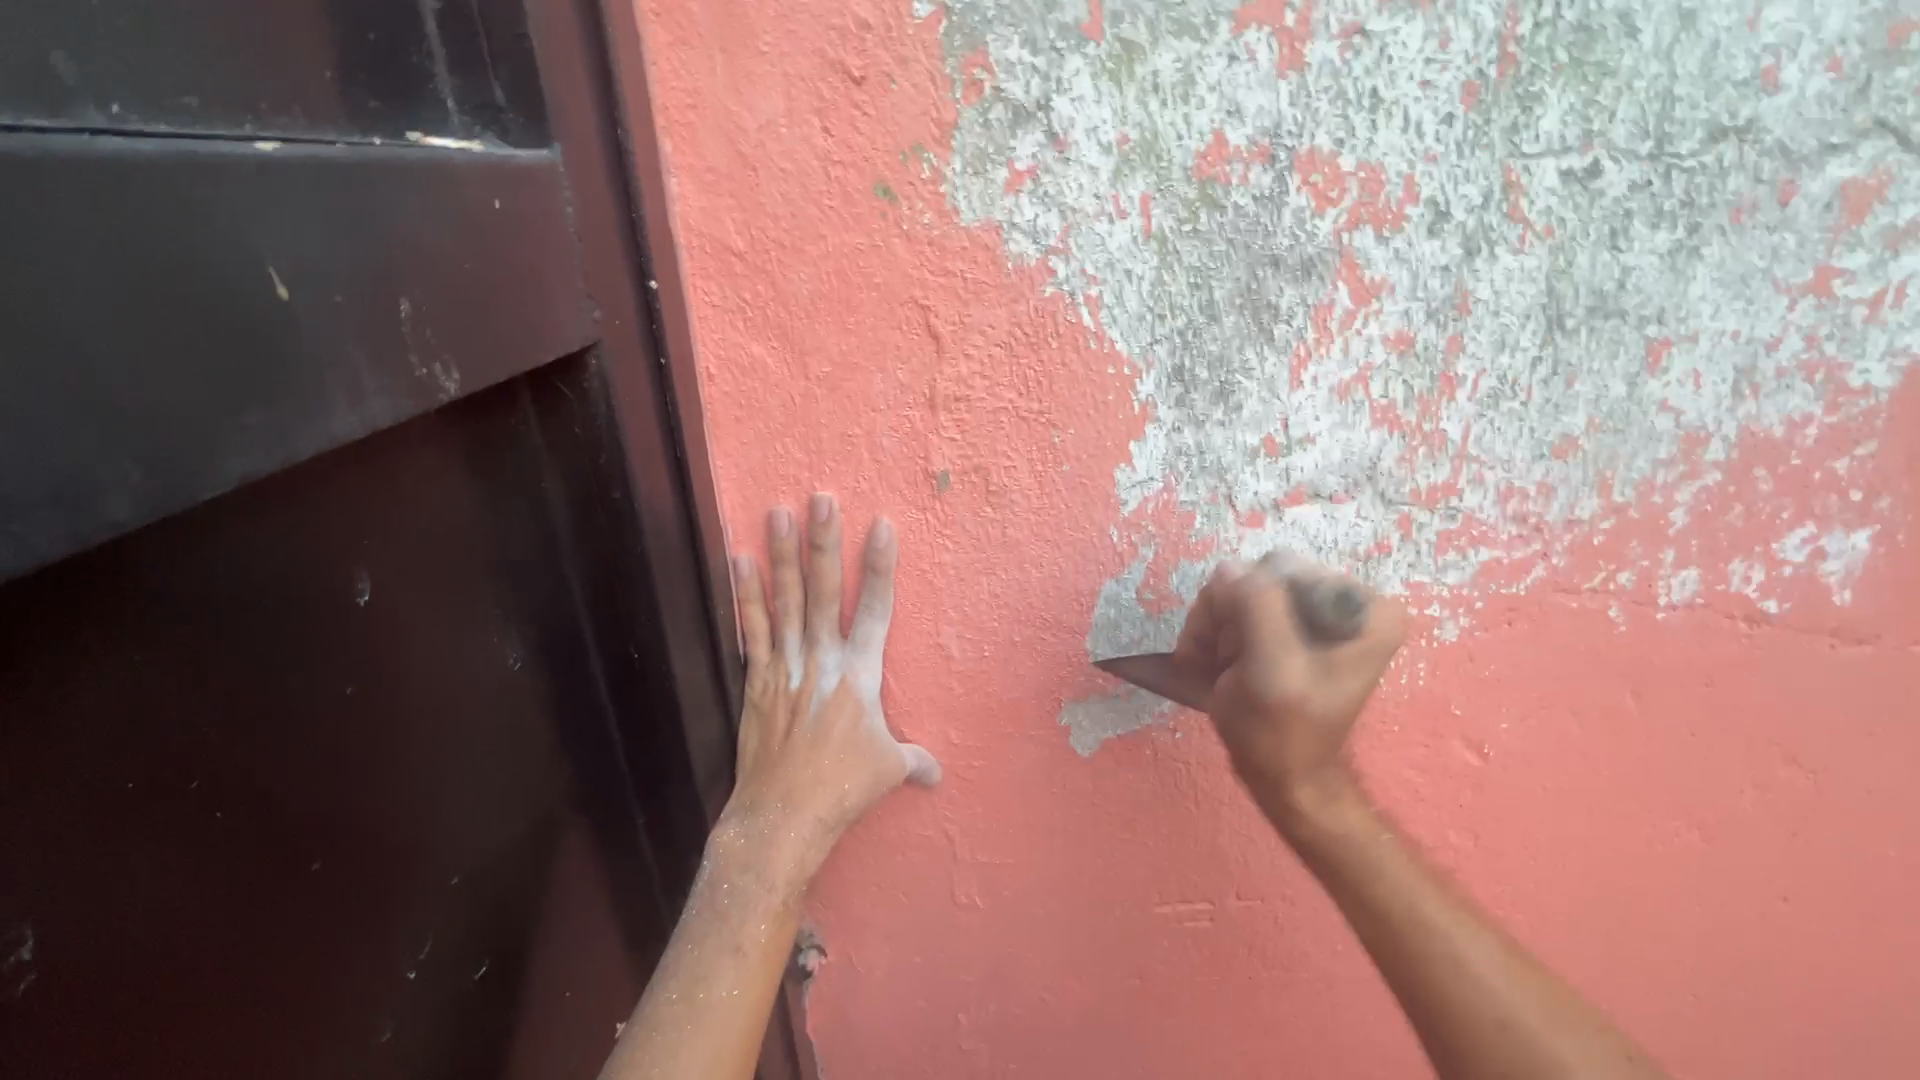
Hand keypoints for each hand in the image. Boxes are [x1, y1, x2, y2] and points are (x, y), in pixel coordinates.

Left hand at [719, 494, 940, 888]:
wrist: (784, 816)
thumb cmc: (843, 790)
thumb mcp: (888, 771)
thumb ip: (912, 760)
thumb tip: (936, 774)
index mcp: (860, 675)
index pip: (876, 609)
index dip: (880, 567)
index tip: (882, 526)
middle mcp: (822, 660)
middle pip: (824, 591)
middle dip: (825, 542)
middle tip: (823, 498)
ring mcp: (785, 667)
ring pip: (785, 601)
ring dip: (783, 554)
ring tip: (779, 513)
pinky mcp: (756, 681)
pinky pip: (750, 630)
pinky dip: (745, 595)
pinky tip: (739, 561)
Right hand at [1172, 554, 1404, 825]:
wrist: (1284, 777)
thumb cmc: (1282, 735)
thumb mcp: (1272, 671)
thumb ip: (1257, 609)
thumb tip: (1229, 566)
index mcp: (1365, 609)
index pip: (1285, 569)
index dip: (1247, 604)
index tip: (1237, 652)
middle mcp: (1346, 600)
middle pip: (1260, 576)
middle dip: (1227, 616)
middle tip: (1219, 661)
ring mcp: (1316, 611)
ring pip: (1240, 589)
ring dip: (1215, 627)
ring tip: (1213, 667)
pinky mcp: (1290, 623)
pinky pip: (1236, 604)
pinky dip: (1216, 632)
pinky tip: (1215, 664)